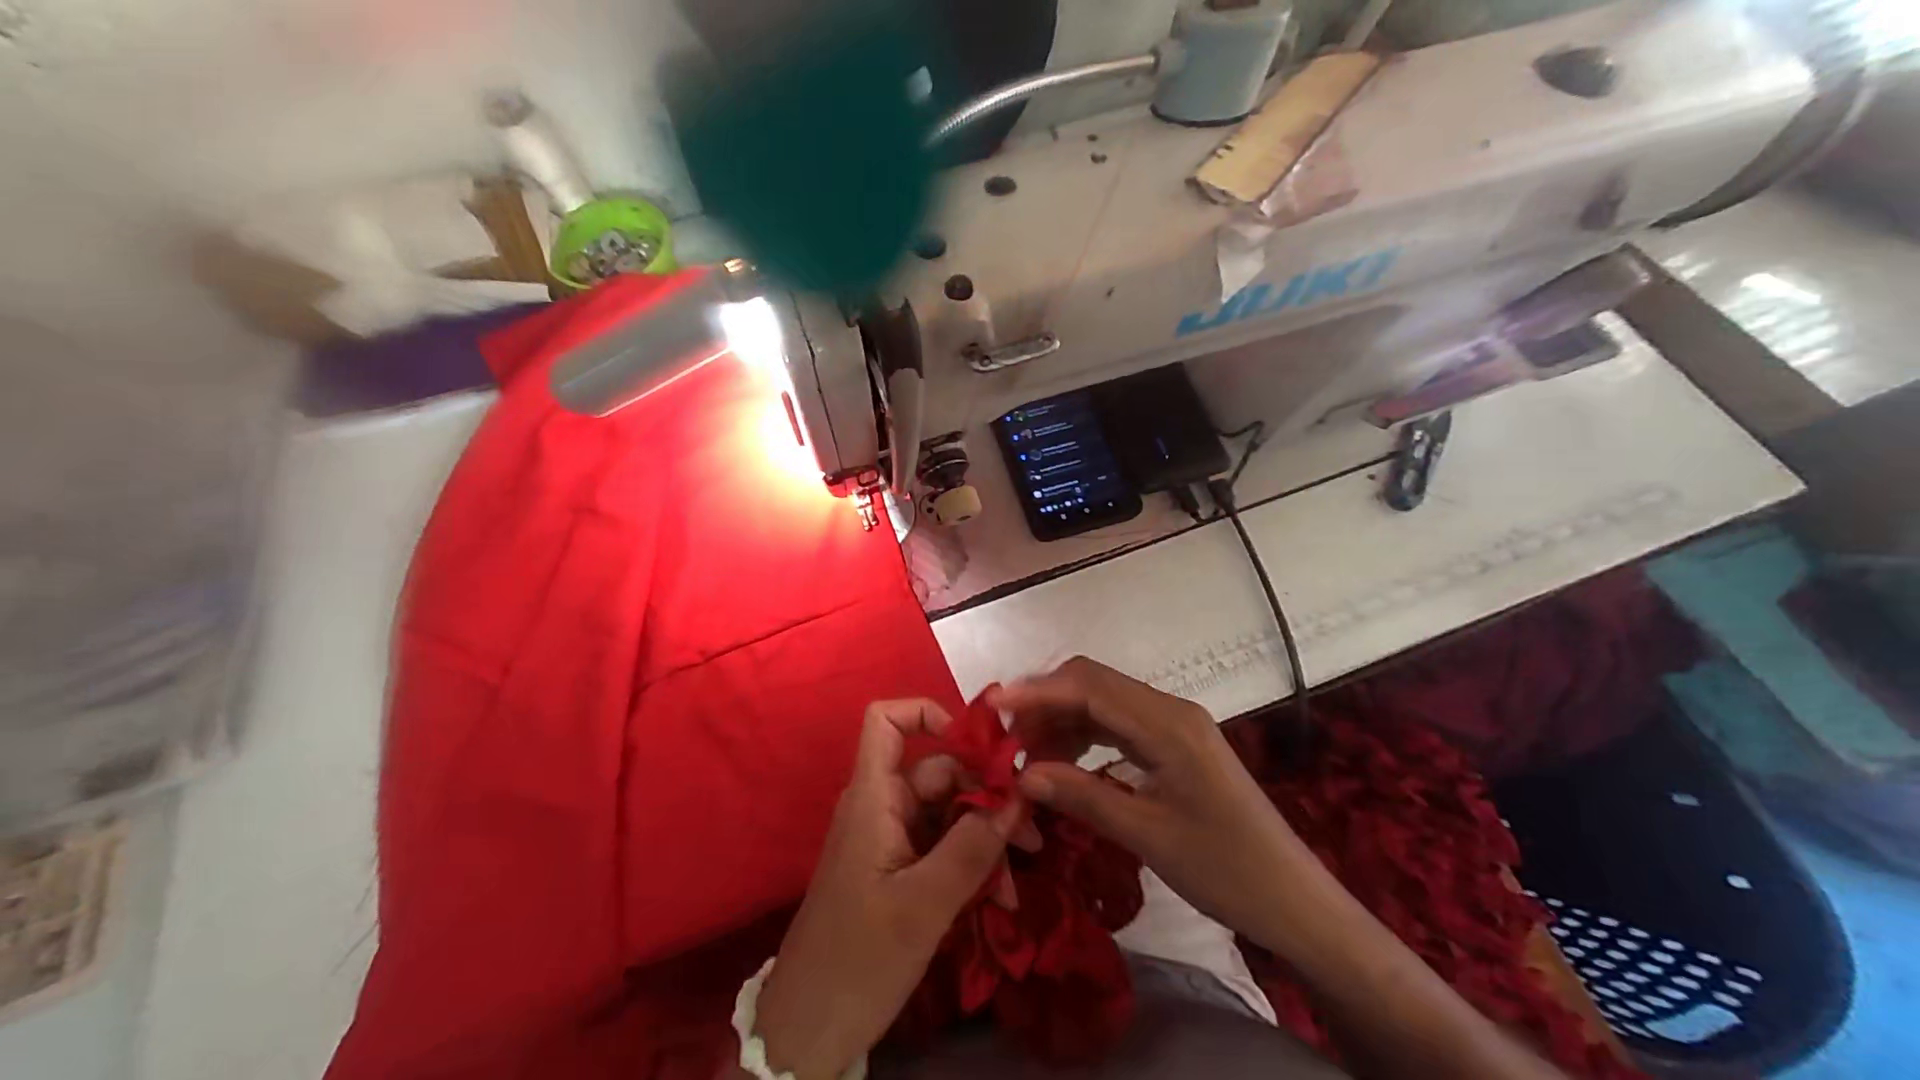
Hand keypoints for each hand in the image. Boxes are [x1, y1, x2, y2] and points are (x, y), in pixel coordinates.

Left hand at [753, 699, 1028, 1079]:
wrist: (808, 1031)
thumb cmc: (859, 960)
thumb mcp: (925, 905)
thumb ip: (974, 847)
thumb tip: (1017, 795)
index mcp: (873, 798)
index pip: (886, 721)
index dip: (928, 714)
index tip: (980, 746)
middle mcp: (881, 808)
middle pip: (938, 772)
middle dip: (985, 798)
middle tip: (1031, 837)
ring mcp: (889, 841)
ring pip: (947, 814)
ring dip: (985, 840)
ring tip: (1014, 885)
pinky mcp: (897, 872)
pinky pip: (941, 848)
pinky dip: (971, 865)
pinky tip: (998, 899)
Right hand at [994, 657, 1324, 953]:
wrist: (1294, 901)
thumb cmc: (1226, 870)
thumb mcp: (1148, 836)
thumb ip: (1082, 797)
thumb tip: (1019, 773)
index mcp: (1169, 724)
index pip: (1089, 686)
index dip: (1037, 691)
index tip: (992, 707)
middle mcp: (1170, 711)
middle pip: (1093, 685)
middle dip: (1044, 704)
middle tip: (1004, 741)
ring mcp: (1174, 727)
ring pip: (1102, 704)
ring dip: (1061, 722)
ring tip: (1025, 757)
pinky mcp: (1174, 746)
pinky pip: (1117, 727)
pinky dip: (1083, 739)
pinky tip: (1061, 765)